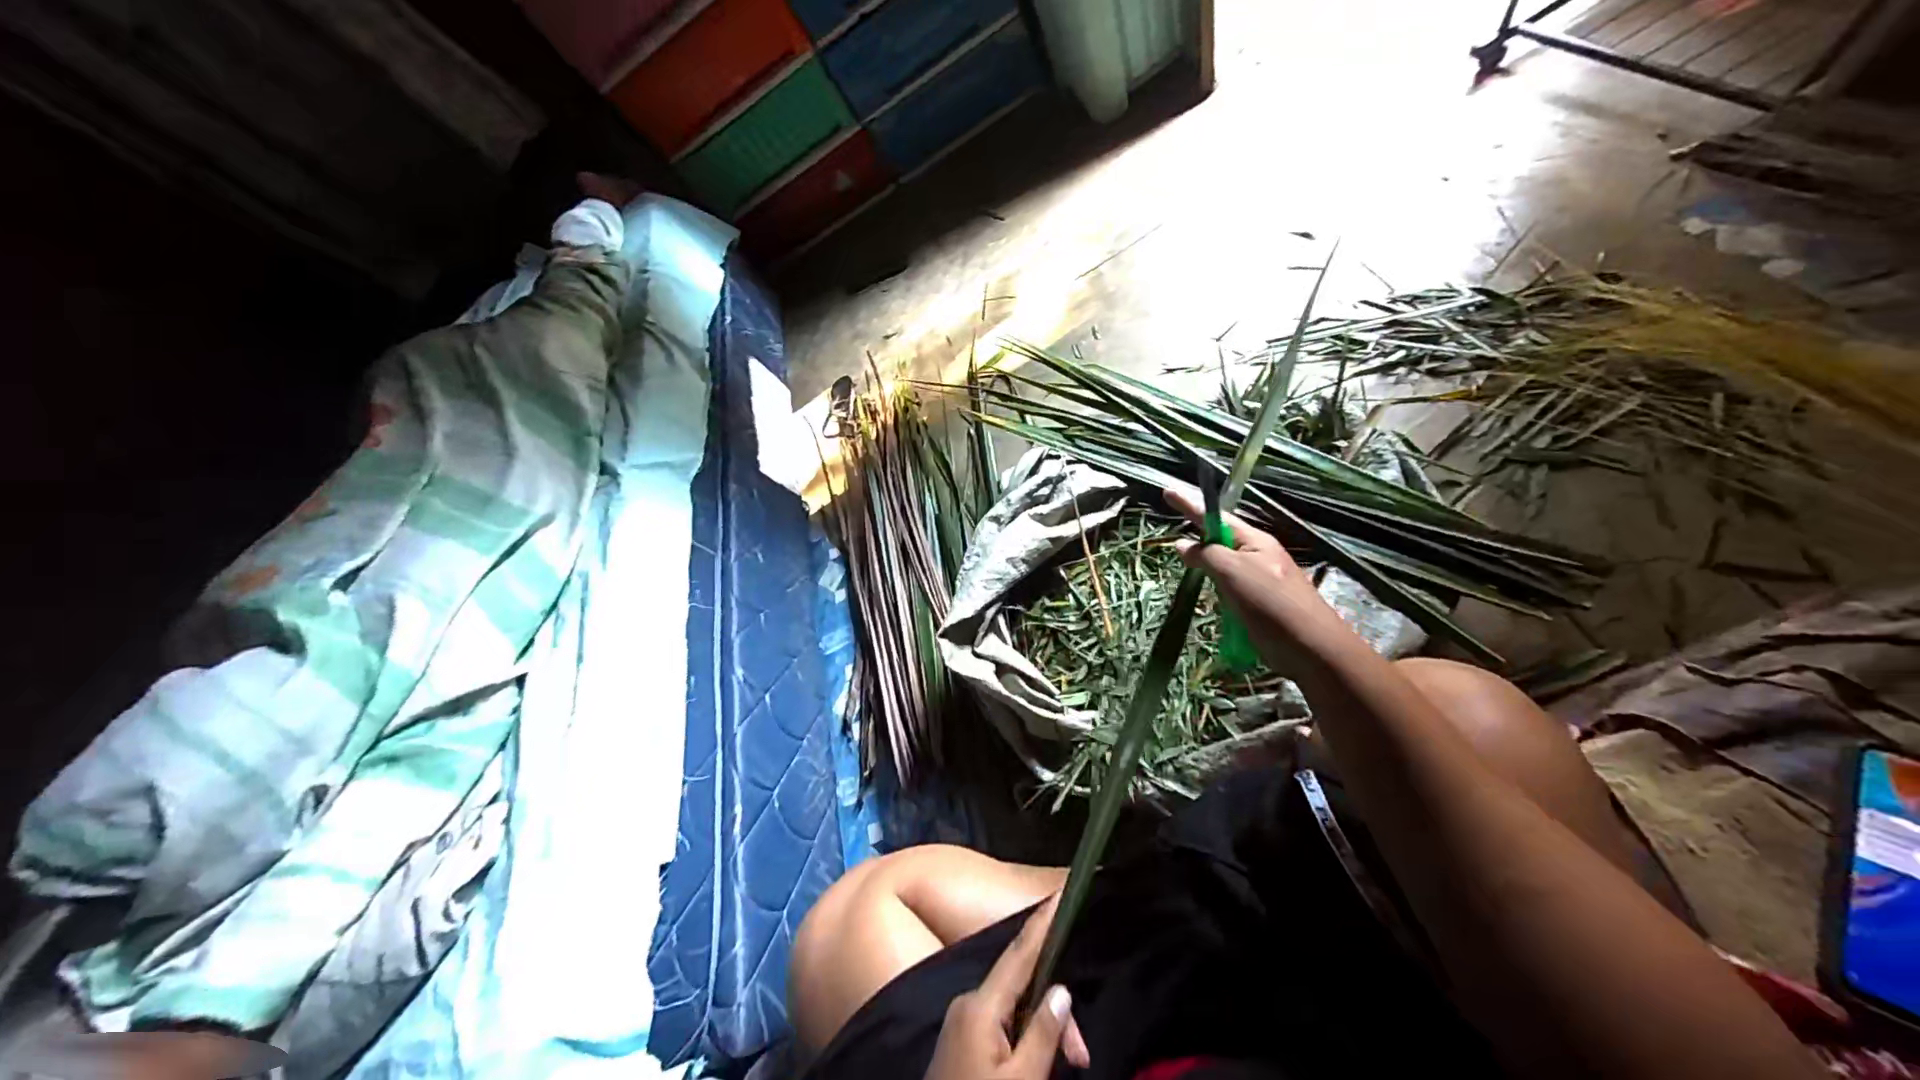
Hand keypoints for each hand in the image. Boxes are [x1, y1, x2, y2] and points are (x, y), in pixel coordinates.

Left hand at [925, 895, 1090, 1078]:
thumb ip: (1043, 1033)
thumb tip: (1062, 989)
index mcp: (980, 1006)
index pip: (1019, 953)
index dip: (1041, 923)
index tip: (1060, 893)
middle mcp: (968, 1003)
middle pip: (1023, 988)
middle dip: (1057, 1013)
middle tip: (1083, 1057)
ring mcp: (963, 1021)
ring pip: (1016, 1010)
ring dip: (1045, 1033)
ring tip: (1070, 1065)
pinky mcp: (963, 1041)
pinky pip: (1002, 1026)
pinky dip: (1027, 1041)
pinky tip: (1042, 1061)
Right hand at [1163, 484, 1343, 676]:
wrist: (1312, 649)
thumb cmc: (1271, 604)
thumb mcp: (1232, 572)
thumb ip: (1205, 555)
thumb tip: (1183, 544)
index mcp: (1254, 542)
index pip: (1215, 517)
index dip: (1190, 505)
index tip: (1168, 491)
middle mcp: (1258, 557)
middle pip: (1221, 540)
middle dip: (1199, 536)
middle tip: (1176, 532)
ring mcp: (1261, 582)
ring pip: (1224, 567)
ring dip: (1208, 569)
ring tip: (1189, 566)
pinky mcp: (1261, 606)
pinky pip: (1231, 590)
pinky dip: (1218, 593)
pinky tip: (1211, 600)